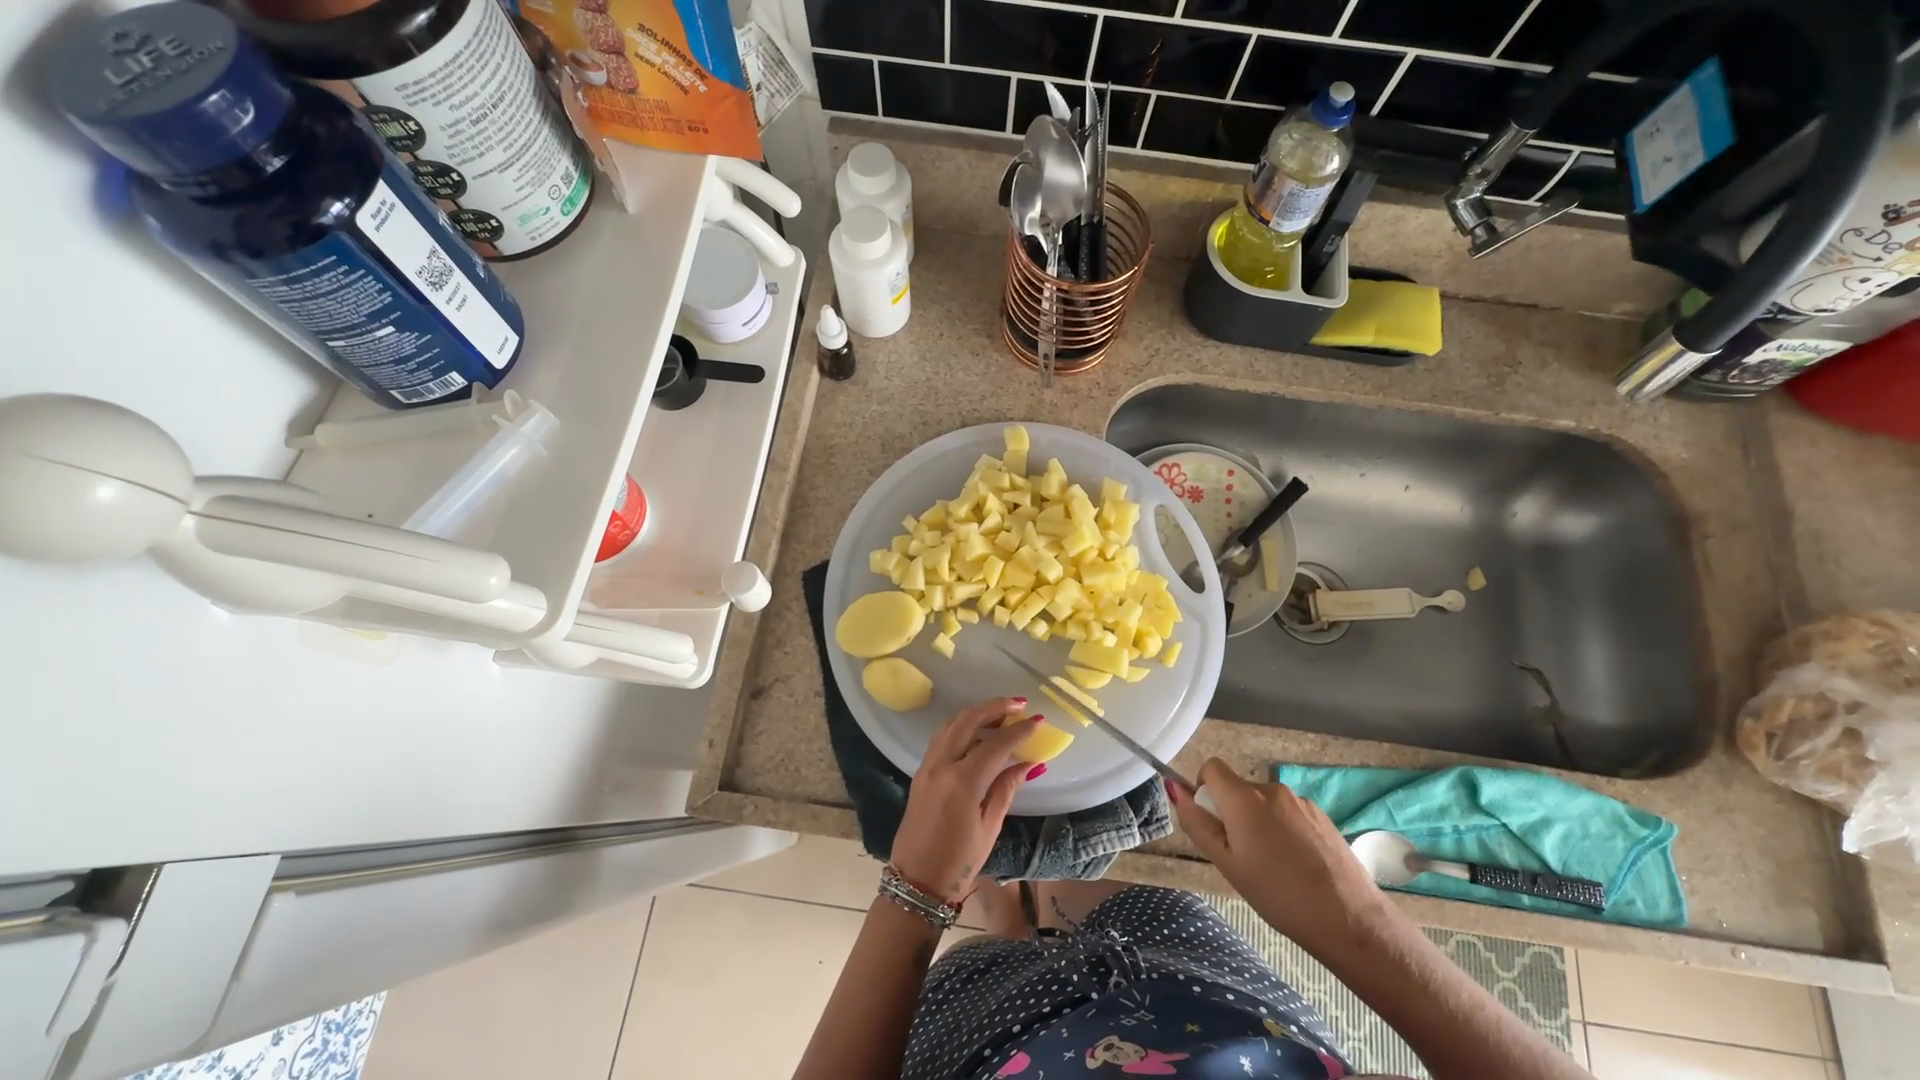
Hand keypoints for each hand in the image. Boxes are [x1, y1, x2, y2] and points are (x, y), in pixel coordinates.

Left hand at [890, 698, 1044, 903]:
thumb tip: (1029, 763)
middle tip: (1019, 704)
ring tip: (1001, 714)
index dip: (1019, 730)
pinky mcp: (920, 772)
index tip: (1038, 721)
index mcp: (963, 782)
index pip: (995, 744)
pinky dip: (960, 727)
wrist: (917, 880)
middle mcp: (942, 766)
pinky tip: (976, 732)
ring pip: (951, 725)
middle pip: (968, 721)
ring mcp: (927, 767)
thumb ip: (1007, 788)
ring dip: (976, 714)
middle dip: (995, 708)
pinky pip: (941, 738)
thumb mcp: (990, 826)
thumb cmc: (959, 861)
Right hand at [1170, 759, 1389, 942]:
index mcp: (1245, 798)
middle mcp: (1272, 789)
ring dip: (1258, 824)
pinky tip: (1295, 865)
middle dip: (1232, 814)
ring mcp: (1301, 801)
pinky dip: (1282, 831)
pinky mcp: (1322, 816)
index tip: (1213, 827)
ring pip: (1263, 804)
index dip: (1205, 792)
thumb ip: (1197, 823)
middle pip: (1238, 789)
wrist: (1348, 918)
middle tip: (1241, 858)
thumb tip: (1175, 789)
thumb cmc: (1277, 895)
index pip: (1212, 768)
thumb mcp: (1226, 863)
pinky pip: (1287, 814)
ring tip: (1271, 867)